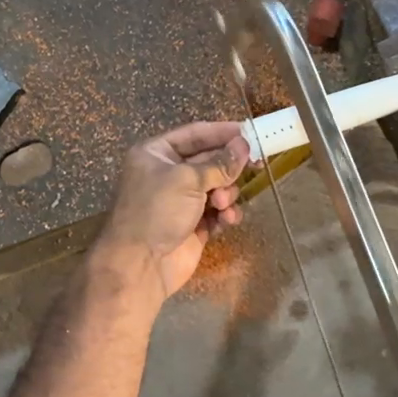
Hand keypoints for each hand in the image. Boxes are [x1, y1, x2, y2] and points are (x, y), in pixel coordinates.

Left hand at [94, 121, 251, 299]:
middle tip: (257, 164)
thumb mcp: (188, 179)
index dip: (222, 132)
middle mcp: (167, 174)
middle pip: (208, 160)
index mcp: (156, 154)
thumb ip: (219, 163)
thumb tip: (244, 144)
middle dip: (228, 166)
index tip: (250, 132)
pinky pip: (217, 212)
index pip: (194, 134)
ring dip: (226, 193)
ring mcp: (181, 201)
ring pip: (217, 187)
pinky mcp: (193, 225)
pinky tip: (227, 219)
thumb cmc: (158, 211)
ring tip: (223, 203)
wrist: (141, 265)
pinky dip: (225, 214)